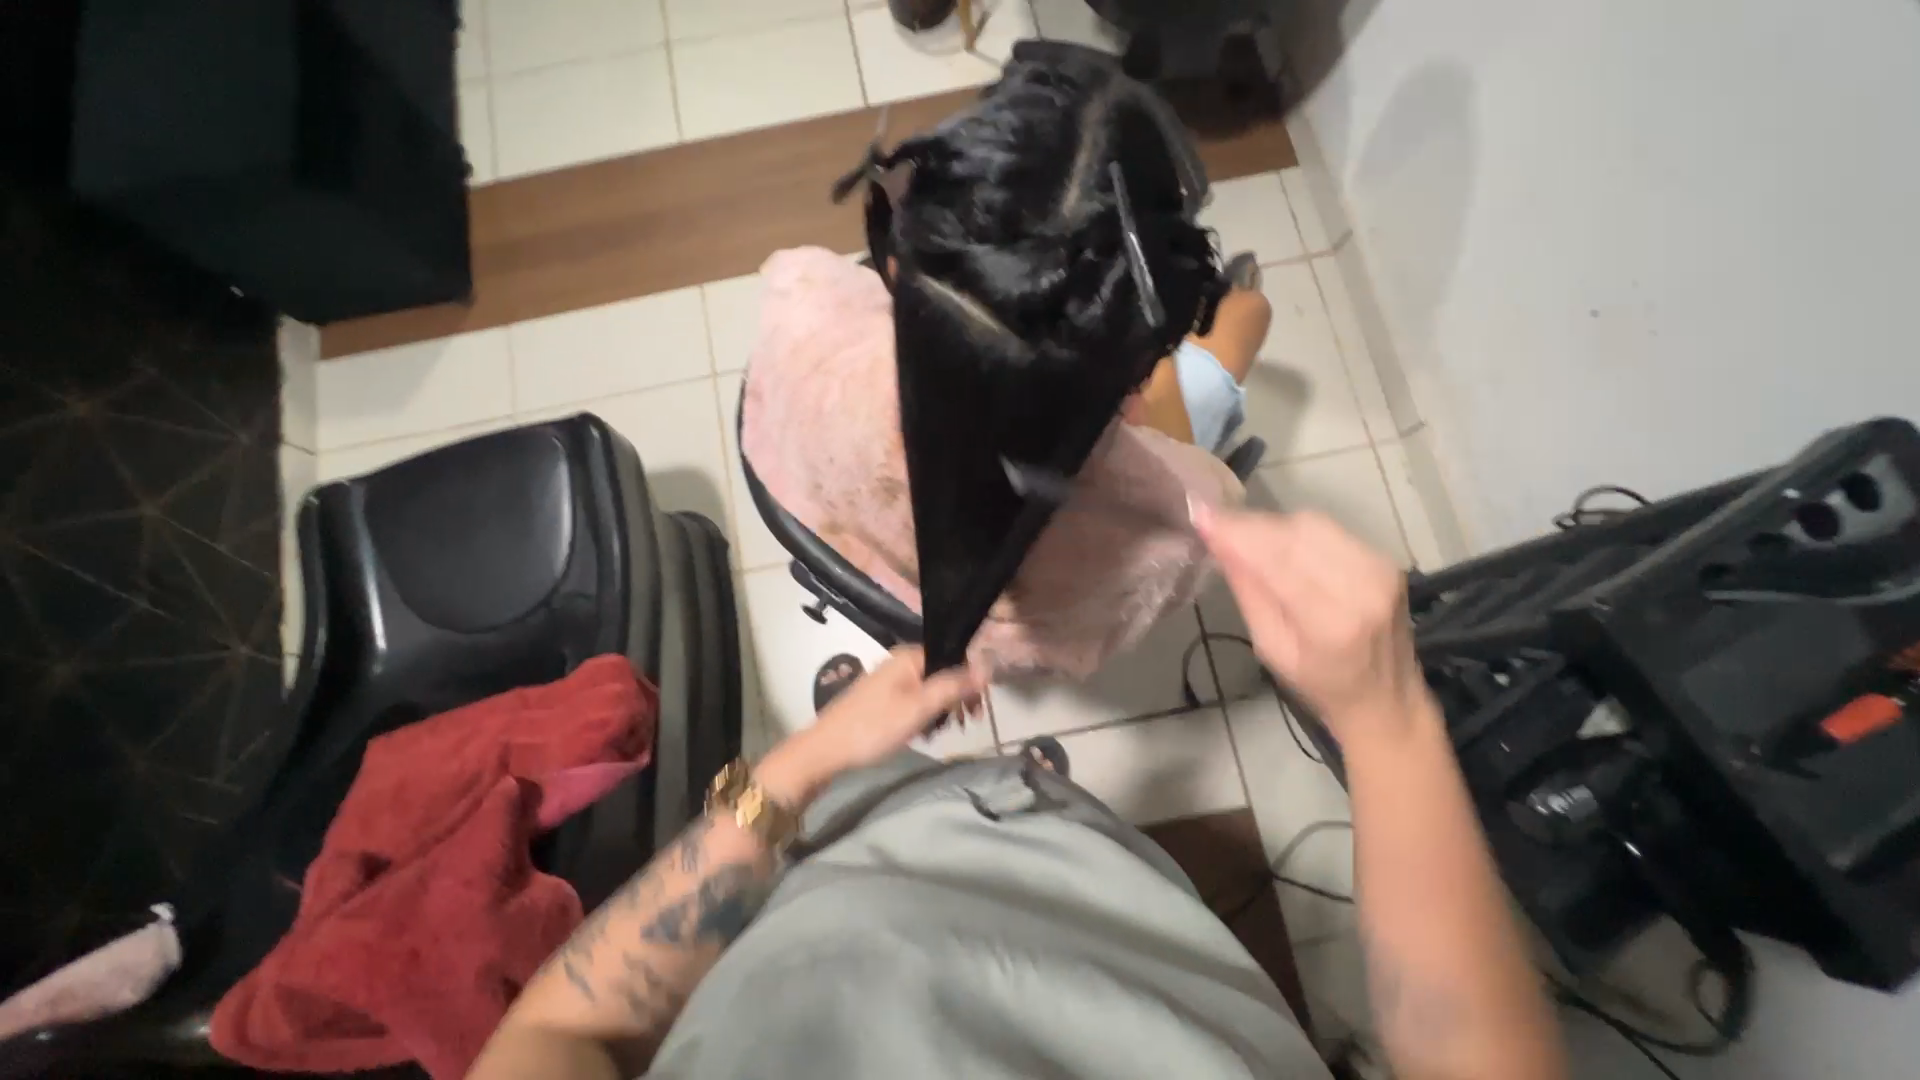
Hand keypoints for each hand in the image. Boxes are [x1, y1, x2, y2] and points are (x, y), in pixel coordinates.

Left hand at [755, 647, 986, 805]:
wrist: (826, 751)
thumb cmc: (874, 728)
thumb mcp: (920, 707)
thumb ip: (953, 685)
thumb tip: (988, 665)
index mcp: (909, 656)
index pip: (953, 657)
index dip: (970, 681)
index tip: (976, 711)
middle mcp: (900, 662)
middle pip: (943, 673)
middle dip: (957, 698)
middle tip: (964, 725)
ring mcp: (889, 681)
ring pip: (929, 689)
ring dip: (941, 710)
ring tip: (940, 733)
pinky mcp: (882, 699)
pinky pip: (914, 700)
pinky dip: (924, 716)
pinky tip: (923, 734)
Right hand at [1193, 507, 1432, 747]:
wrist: (1386, 698)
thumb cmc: (1320, 685)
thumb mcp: (1270, 647)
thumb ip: (1248, 591)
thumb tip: (1219, 543)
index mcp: (1332, 621)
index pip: (1277, 560)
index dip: (1237, 534)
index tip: (1202, 518)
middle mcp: (1362, 586)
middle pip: (1297, 533)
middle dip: (1251, 526)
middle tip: (1216, 526)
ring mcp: (1380, 568)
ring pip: (1314, 525)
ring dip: (1272, 526)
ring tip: (1243, 535)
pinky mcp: (1385, 559)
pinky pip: (1331, 530)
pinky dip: (1296, 531)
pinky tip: (1277, 542)